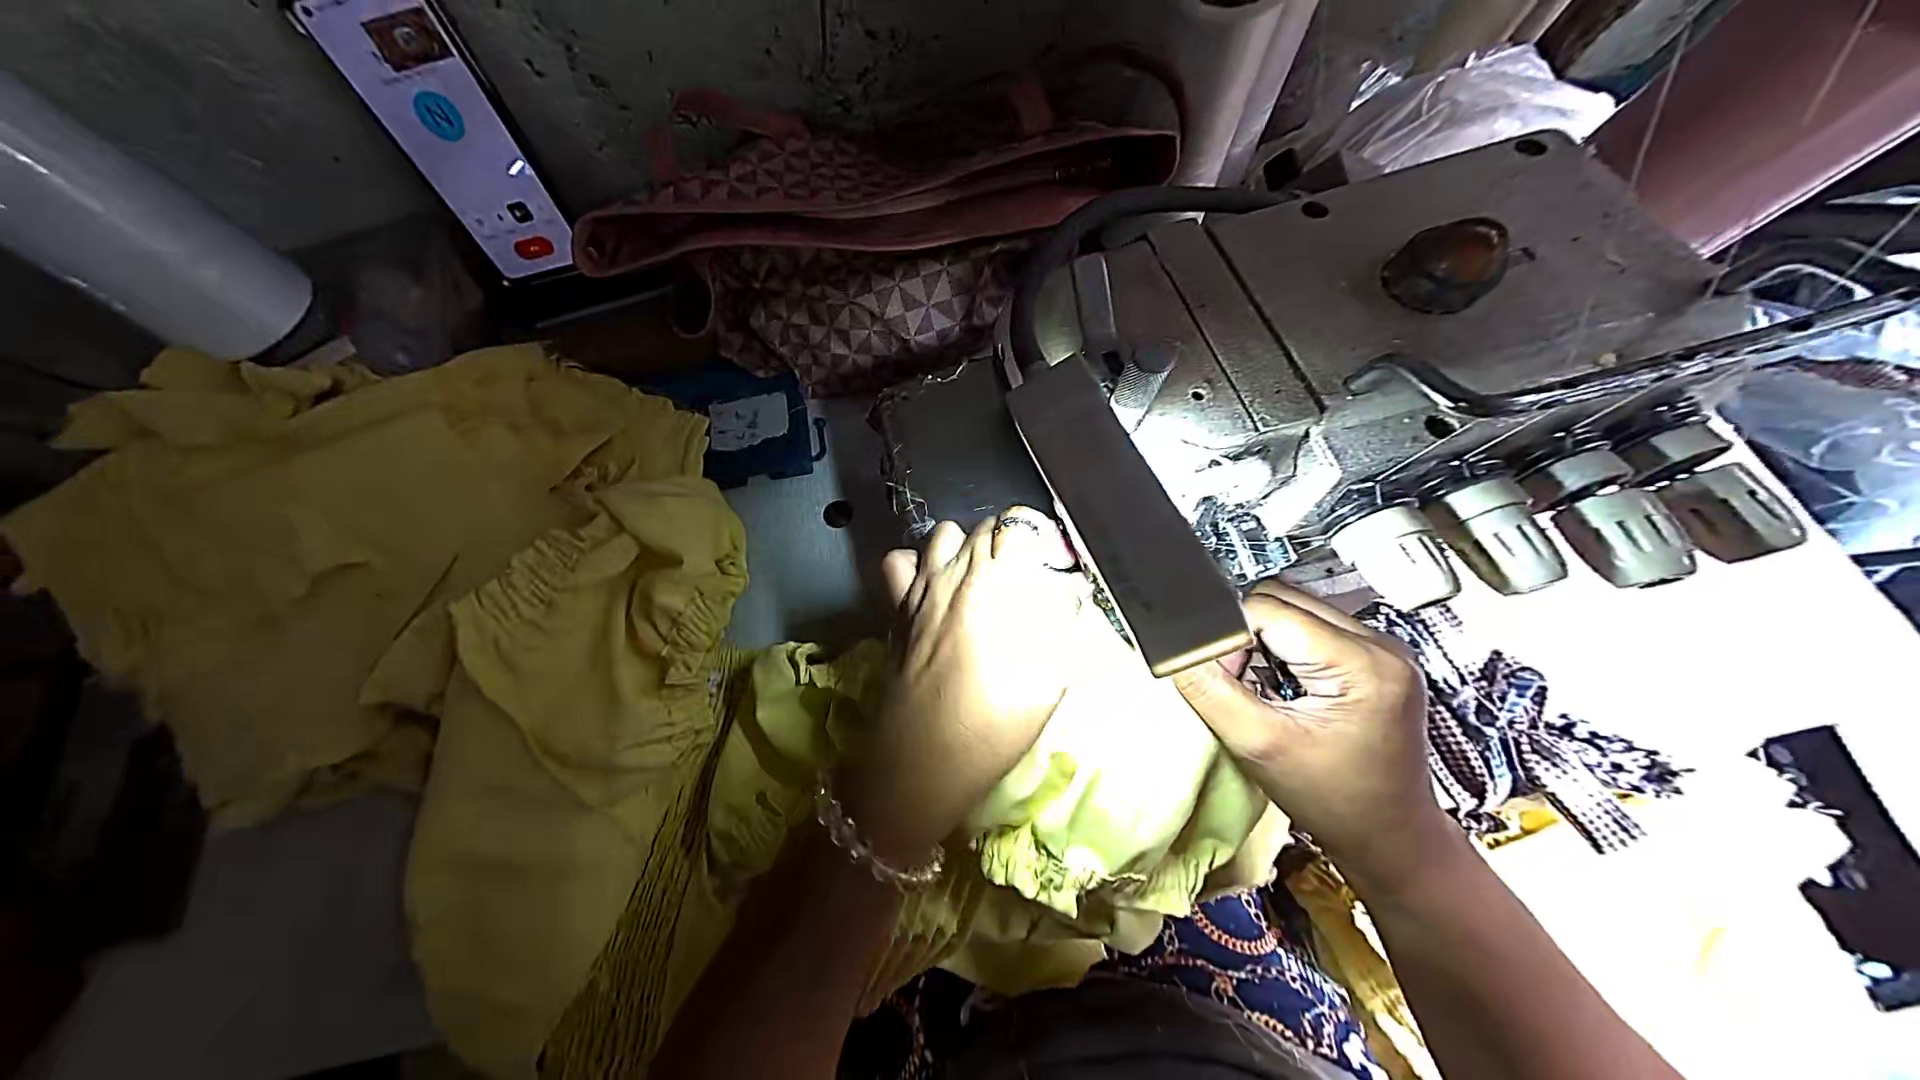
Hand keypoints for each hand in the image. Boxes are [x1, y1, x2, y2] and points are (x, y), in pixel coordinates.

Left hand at [837, 509, 1078, 862]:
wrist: (922, 761)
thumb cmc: (991, 726)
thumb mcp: (1048, 681)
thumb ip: (1064, 630)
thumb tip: (1069, 598)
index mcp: (991, 586)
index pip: (1016, 527)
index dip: (1039, 539)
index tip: (1052, 563)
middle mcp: (951, 576)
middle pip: (983, 528)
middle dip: (1010, 544)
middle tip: (1026, 576)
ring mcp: (917, 590)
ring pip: (943, 534)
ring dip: (967, 546)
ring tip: (983, 576)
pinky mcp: (895, 609)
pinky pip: (900, 562)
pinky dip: (919, 563)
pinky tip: (936, 587)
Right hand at [1172, 581, 1452, 888]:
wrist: (1389, 837)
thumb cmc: (1336, 801)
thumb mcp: (1259, 745)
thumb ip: (1210, 690)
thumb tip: (1176, 650)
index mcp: (1362, 662)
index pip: (1266, 609)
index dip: (1229, 637)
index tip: (1225, 678)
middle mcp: (1380, 643)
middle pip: (1280, 598)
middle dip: (1244, 634)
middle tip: (1241, 682)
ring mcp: (1381, 648)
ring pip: (1292, 608)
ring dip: (1262, 639)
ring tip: (1263, 687)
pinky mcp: (1373, 657)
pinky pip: (1310, 626)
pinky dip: (1283, 648)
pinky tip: (1283, 685)